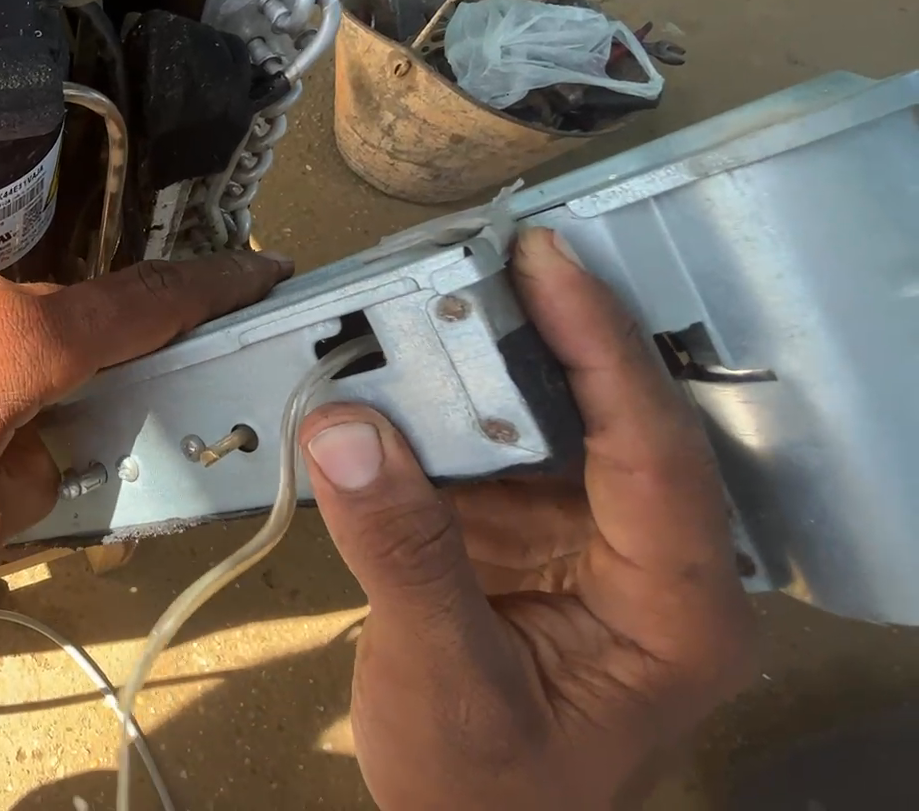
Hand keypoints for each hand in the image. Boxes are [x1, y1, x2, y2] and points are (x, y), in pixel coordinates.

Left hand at [0, 254, 287, 580]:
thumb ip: (35, 480)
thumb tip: (42, 451)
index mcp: (17, 338)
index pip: (142, 304)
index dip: (213, 287)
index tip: (262, 272)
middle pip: (77, 322)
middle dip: (106, 370)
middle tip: (112, 426)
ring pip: (17, 331)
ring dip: (33, 379)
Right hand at [301, 227, 756, 809]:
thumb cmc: (482, 788)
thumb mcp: (446, 683)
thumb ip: (402, 557)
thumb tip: (340, 429)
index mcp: (673, 602)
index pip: (653, 453)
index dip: (603, 349)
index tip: (545, 262)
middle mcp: (629, 549)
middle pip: (594, 417)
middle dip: (535, 334)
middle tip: (466, 256)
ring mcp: (558, 535)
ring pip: (519, 424)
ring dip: (462, 363)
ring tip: (407, 298)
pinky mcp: (495, 529)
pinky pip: (457, 450)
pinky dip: (414, 409)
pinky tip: (374, 372)